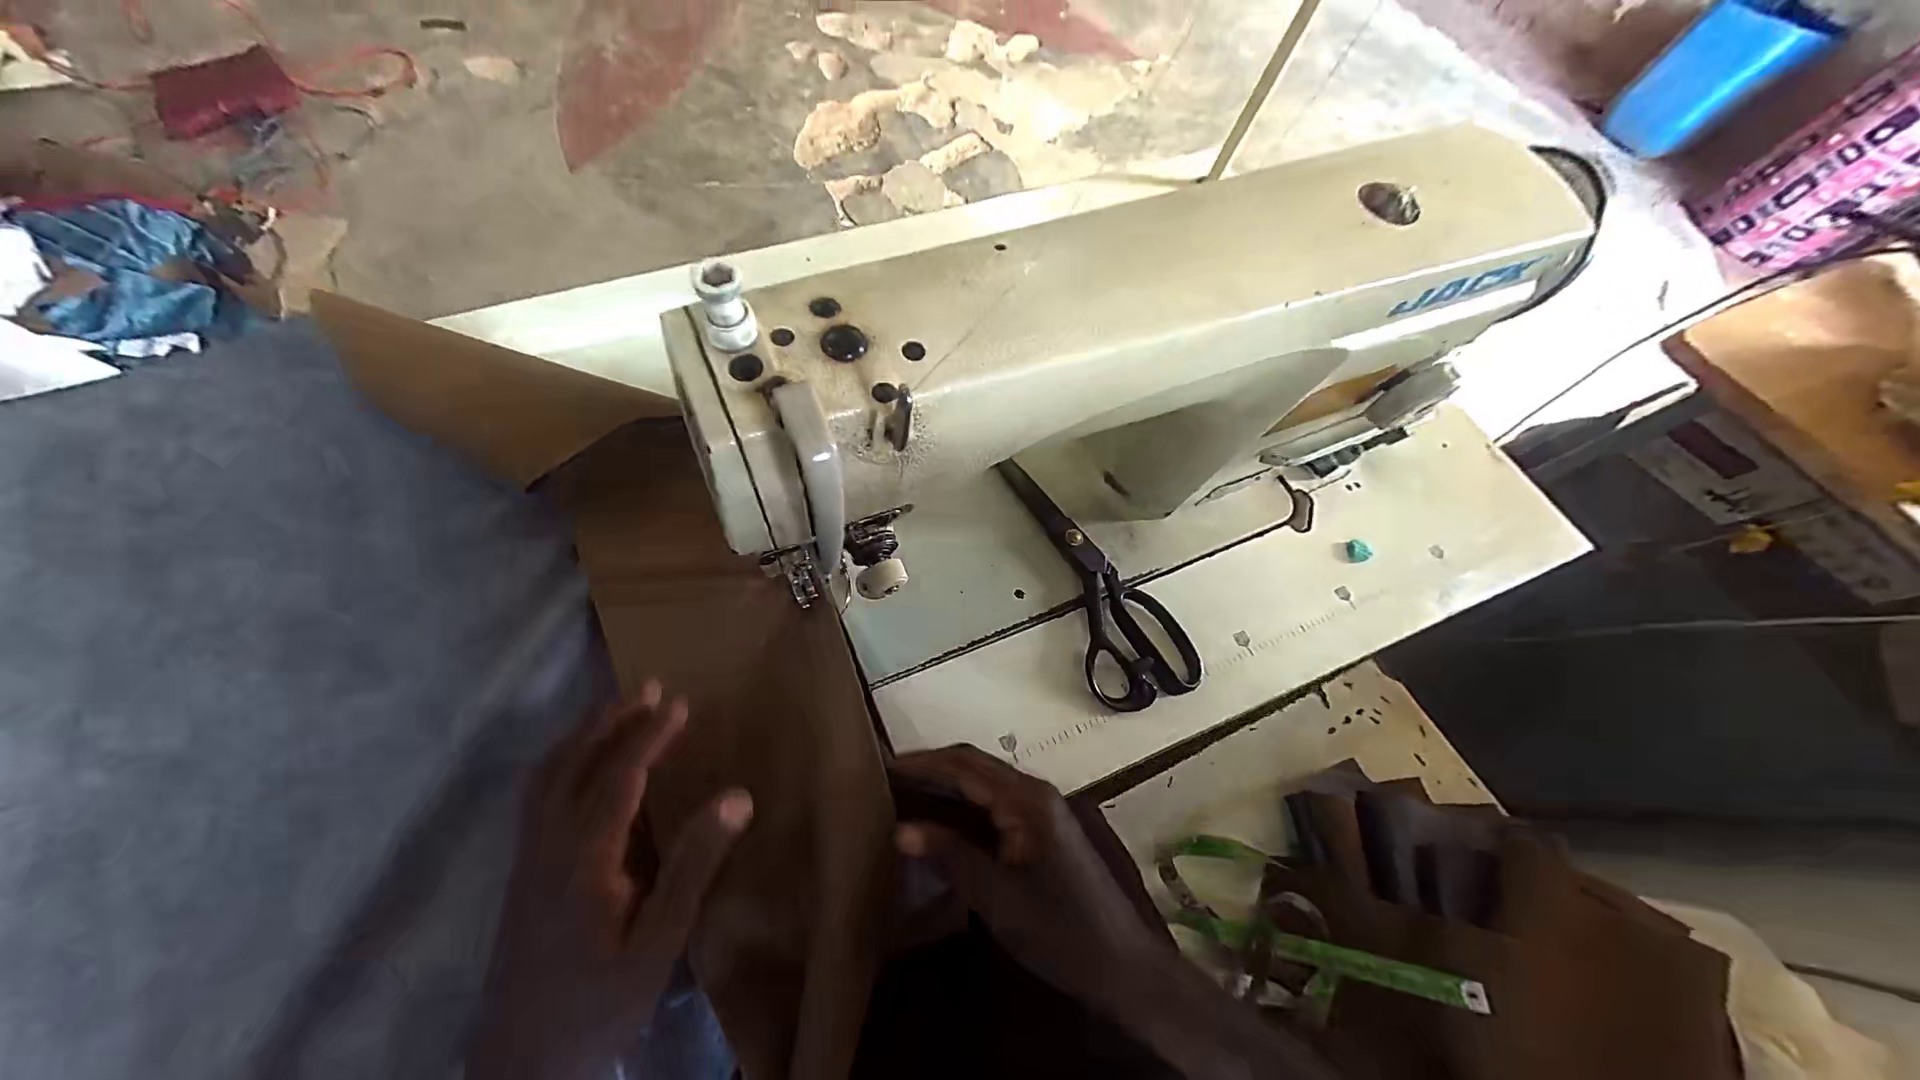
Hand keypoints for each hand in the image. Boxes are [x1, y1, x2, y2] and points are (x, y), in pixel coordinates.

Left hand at [469, 683, 752, 1079]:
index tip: (680, 703)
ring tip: (614, 709)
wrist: (522, 1062)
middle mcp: (547, 843)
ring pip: (547, 774)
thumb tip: (736, 798)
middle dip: (613, 720)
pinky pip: (536, 793)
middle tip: (648, 687)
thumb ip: (694, 865)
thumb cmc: (600, 1000)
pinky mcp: (520, 871)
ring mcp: (526, 856)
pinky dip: (561, 759)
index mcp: (582, 856)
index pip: (620, 775)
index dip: (651, 734)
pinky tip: (577, 764)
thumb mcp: (659, 940)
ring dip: (582, 734)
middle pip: (575, 762)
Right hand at [893, 745, 1339, 1079]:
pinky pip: (999, 800)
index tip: (885, 764)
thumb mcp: (998, 898)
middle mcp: (1036, 792)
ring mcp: (1044, 808)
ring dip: (950, 780)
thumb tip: (901, 828)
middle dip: (934, 765)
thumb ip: (951, 856)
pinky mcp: (1046, 827)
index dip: (924, 763)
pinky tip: (948, 815)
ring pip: (988, 780)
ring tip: (910, 790)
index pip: (965, 766)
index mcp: (1026, 800)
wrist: (1124, 964)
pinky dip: (968, 799)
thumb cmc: (1060, 931)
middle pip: (977, 764)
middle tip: (891, 775)